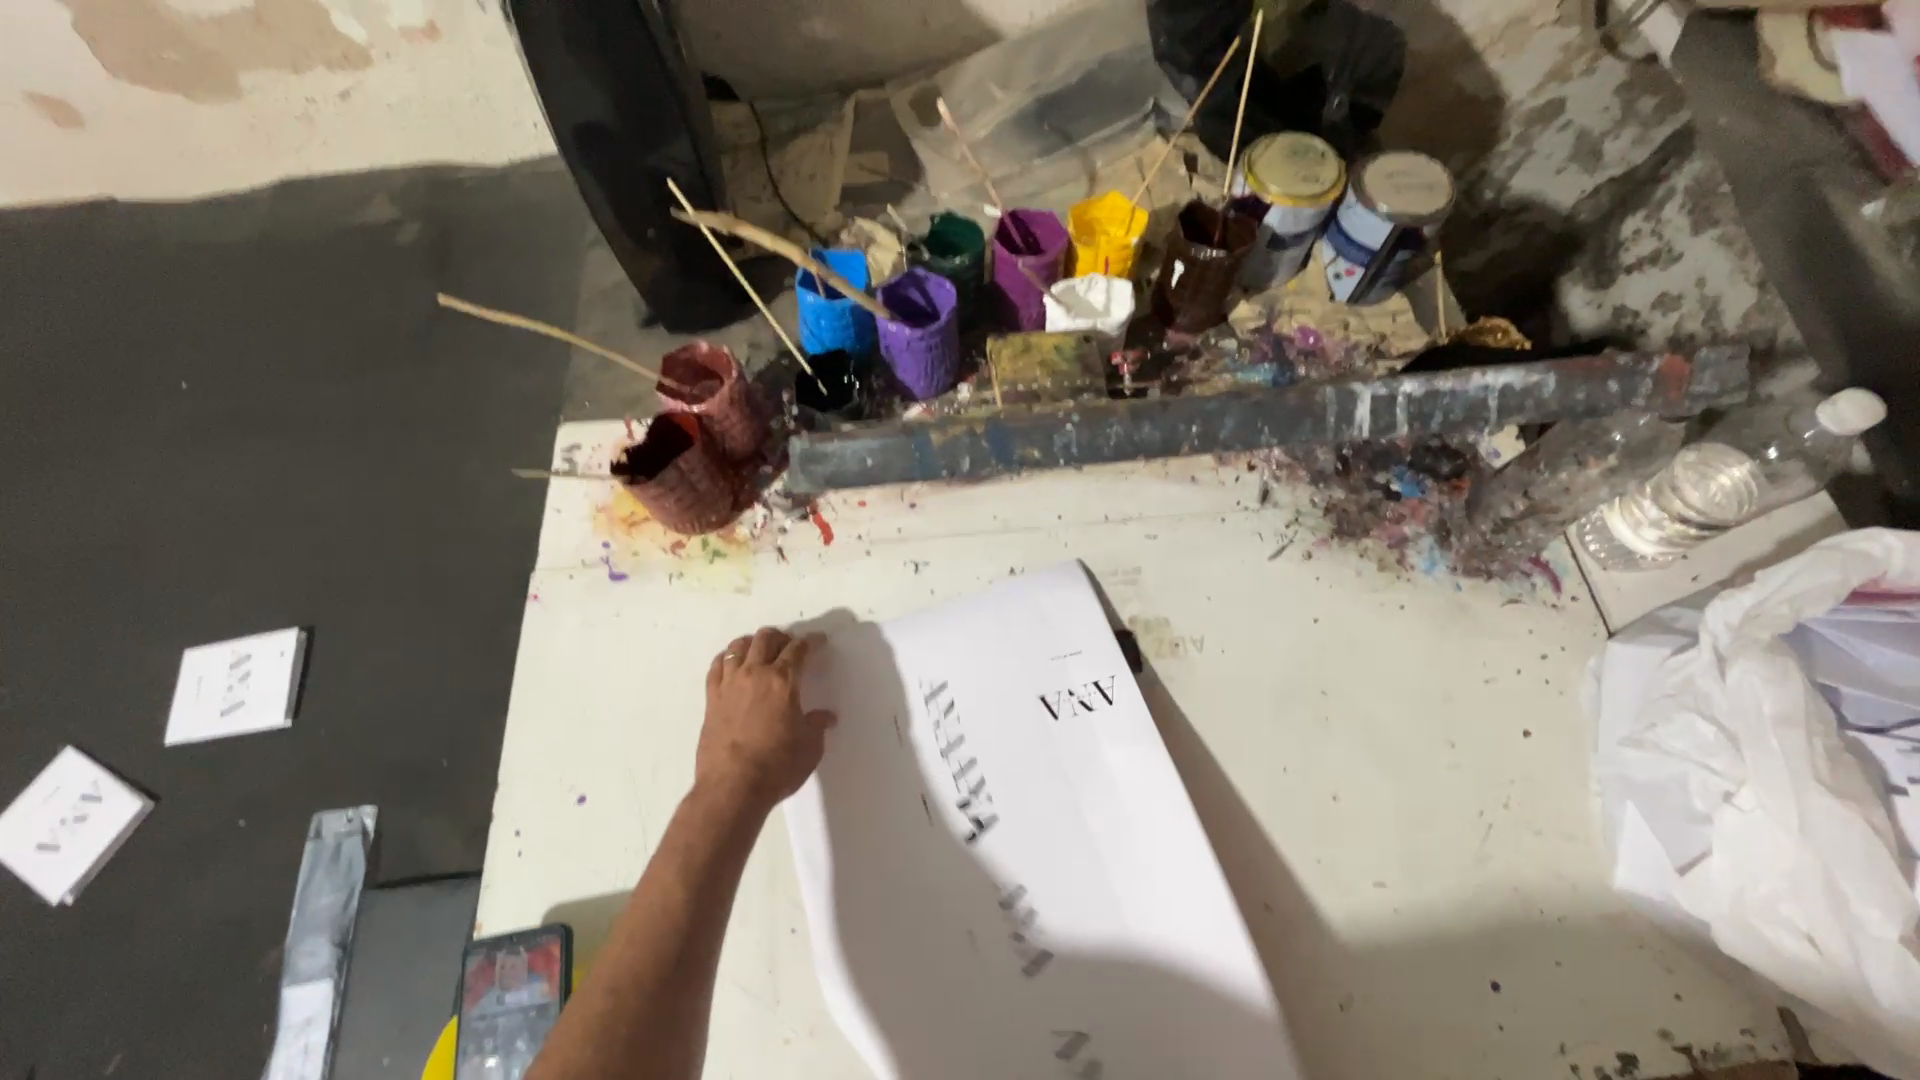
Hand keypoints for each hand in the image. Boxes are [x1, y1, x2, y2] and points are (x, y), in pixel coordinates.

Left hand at [696, 627, 835, 811]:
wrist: (732, 787)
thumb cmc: (778, 766)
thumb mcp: (810, 747)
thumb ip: (817, 726)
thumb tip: (825, 717)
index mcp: (784, 681)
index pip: (799, 649)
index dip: (811, 642)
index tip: (818, 641)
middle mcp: (756, 674)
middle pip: (766, 639)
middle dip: (782, 636)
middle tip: (790, 645)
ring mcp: (730, 684)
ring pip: (739, 647)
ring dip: (753, 643)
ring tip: (761, 650)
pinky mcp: (711, 699)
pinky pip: (717, 666)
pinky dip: (728, 658)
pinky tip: (733, 663)